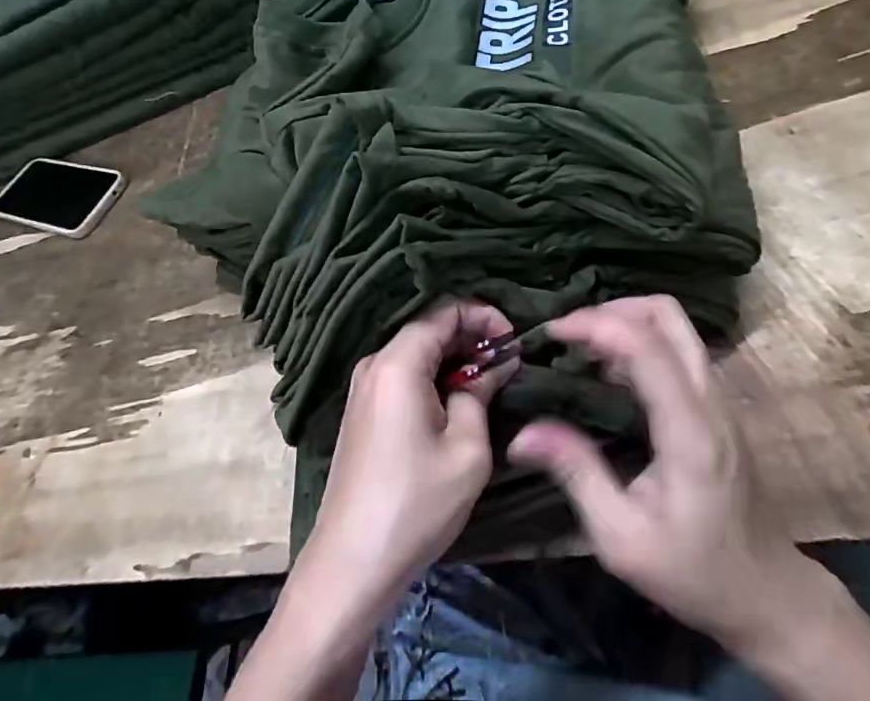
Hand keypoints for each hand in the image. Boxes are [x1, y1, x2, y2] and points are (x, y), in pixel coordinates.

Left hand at [301, 298, 518, 603]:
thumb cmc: (417, 502)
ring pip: (414, 353)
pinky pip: (401, 375)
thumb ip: (480, 393)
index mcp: (397, 363)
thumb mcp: (467, 449)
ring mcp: (362, 387)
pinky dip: (432, 377)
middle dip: (470, 338)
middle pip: (426, 329)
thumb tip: (494, 365)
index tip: (514, 343)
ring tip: (490, 383)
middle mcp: (374, 364)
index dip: (483, 317)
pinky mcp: (361, 409)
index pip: (443, 312)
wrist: (354, 556)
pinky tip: (456, 400)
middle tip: (508, 365)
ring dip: (453, 359)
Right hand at [506, 296, 824, 652]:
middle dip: (611, 309)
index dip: (595, 324)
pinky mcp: (716, 407)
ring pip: (675, 327)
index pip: (647, 347)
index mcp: (690, 431)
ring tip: (581, 348)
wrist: (769, 596)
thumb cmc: (693, 572)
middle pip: (668, 316)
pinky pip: (677, 349)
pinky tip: (608, 372)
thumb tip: (521, 434)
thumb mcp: (622, 537)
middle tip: (569, 333)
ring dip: (625, 321)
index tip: (551, 331)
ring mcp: (719, 401)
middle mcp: (711, 402)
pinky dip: (637, 341)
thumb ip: (575, 474)